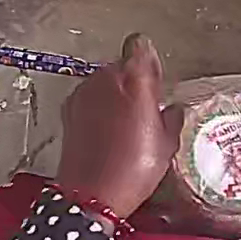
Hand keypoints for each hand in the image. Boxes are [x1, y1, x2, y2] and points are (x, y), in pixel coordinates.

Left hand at [56, 34, 180, 220]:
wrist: (92, 194)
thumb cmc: (134, 167)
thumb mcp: (167, 143)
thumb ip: (171, 116)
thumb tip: (172, 109)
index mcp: (135, 79)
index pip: (140, 45)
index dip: (148, 60)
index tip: (154, 81)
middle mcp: (106, 78)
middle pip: (122, 64)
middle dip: (132, 81)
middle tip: (144, 111)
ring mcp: (83, 92)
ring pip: (103, 81)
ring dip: (113, 94)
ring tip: (124, 126)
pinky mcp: (68, 108)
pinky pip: (88, 98)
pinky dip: (96, 107)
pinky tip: (105, 133)